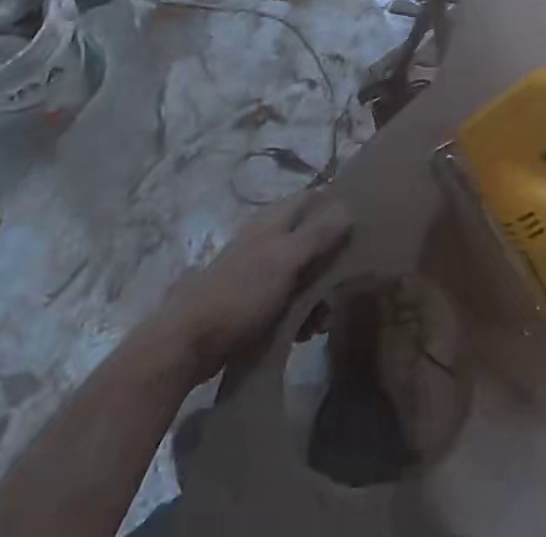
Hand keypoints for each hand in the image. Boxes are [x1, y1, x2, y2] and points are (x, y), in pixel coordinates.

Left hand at [154, 189, 352, 381]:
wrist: (184, 347)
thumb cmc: (238, 296)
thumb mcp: (284, 261)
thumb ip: (317, 233)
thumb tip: (349, 205)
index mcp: (270, 224)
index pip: (310, 199)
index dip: (335, 204)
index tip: (362, 221)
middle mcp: (264, 242)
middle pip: (310, 240)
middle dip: (331, 262)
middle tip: (347, 283)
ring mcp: (256, 274)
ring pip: (301, 274)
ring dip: (317, 295)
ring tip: (322, 321)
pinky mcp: (250, 303)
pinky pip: (286, 301)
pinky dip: (299, 314)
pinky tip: (304, 333)